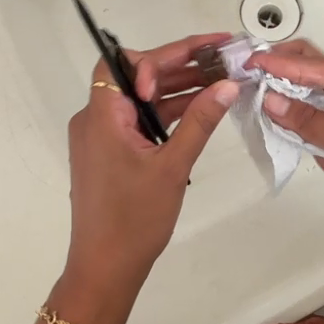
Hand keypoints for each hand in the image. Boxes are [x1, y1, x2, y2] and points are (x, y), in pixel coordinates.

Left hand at [64, 33, 238, 303]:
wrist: (105, 268)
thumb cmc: (134, 219)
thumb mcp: (173, 167)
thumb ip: (200, 122)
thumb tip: (228, 85)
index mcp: (101, 117)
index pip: (123, 63)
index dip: (159, 56)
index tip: (197, 60)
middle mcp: (95, 120)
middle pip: (134, 77)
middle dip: (177, 66)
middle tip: (221, 58)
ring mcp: (101, 139)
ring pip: (140, 100)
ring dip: (176, 90)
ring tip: (219, 82)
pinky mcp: (110, 155)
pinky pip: (139, 122)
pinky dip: (166, 115)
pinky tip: (199, 111)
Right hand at [249, 41, 323, 237]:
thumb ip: (309, 122)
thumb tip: (269, 99)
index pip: (312, 64)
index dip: (279, 63)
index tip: (247, 63)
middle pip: (305, 70)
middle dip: (275, 70)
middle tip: (240, 73)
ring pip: (300, 95)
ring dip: (275, 93)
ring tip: (240, 91)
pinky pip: (301, 120)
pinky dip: (282, 119)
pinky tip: (259, 118)